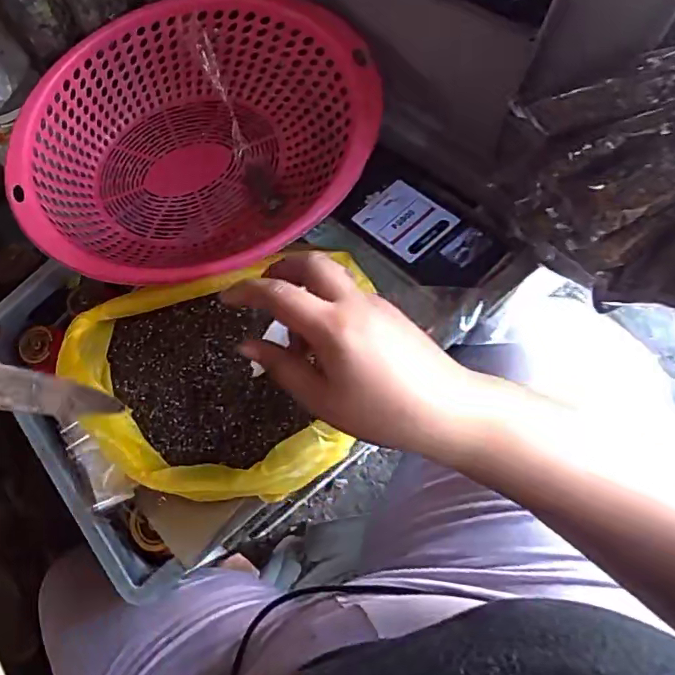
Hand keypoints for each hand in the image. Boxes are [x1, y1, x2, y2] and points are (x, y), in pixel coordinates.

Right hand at [220, 253, 512, 464]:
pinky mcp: (389, 309)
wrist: (448, 409)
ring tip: (296, 333)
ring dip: (304, 286)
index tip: (226, 298)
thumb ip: (281, 367)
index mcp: (331, 325)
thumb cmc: (380, 413)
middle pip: (310, 261)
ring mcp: (374, 301)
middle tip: (261, 292)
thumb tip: (247, 345)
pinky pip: (347, 291)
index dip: (246, 291)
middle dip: (279, 268)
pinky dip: (325, 300)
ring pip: (330, 274)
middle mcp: (352, 302)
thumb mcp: (321, 399)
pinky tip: (327, 340)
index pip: (278, 293)